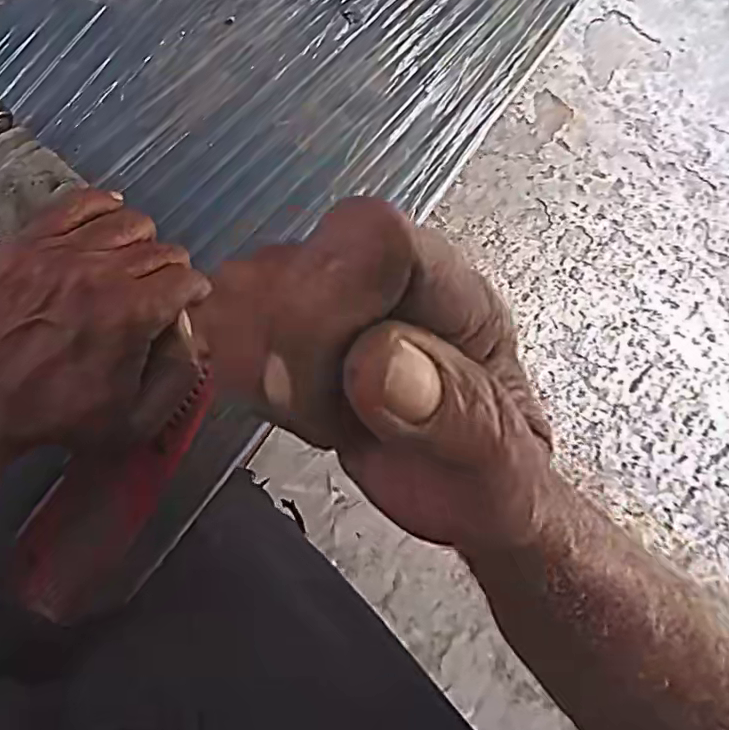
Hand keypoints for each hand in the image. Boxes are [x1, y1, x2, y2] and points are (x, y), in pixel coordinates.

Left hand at [0, 188, 209, 460]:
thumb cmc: (61, 414)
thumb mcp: (135, 420)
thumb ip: (180, 374)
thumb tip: (194, 328)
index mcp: (129, 313)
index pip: (184, 277)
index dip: (193, 290)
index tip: (188, 299)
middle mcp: (98, 272)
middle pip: (159, 249)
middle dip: (170, 270)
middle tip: (160, 287)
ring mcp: (59, 252)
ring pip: (126, 220)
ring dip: (141, 240)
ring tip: (132, 260)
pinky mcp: (28, 242)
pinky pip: (78, 203)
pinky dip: (101, 206)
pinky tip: (108, 219)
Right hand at [196, 199, 553, 551]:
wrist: (460, 491)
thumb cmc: (490, 480)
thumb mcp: (507, 475)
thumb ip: (460, 420)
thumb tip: (379, 361)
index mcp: (453, 291)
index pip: (375, 238)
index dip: (333, 302)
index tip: (338, 381)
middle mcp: (382, 275)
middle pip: (296, 258)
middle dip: (288, 351)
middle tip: (329, 415)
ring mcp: (327, 291)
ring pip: (245, 286)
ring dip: (260, 368)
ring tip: (323, 413)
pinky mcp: (283, 316)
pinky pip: (221, 321)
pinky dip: (239, 373)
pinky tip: (291, 405)